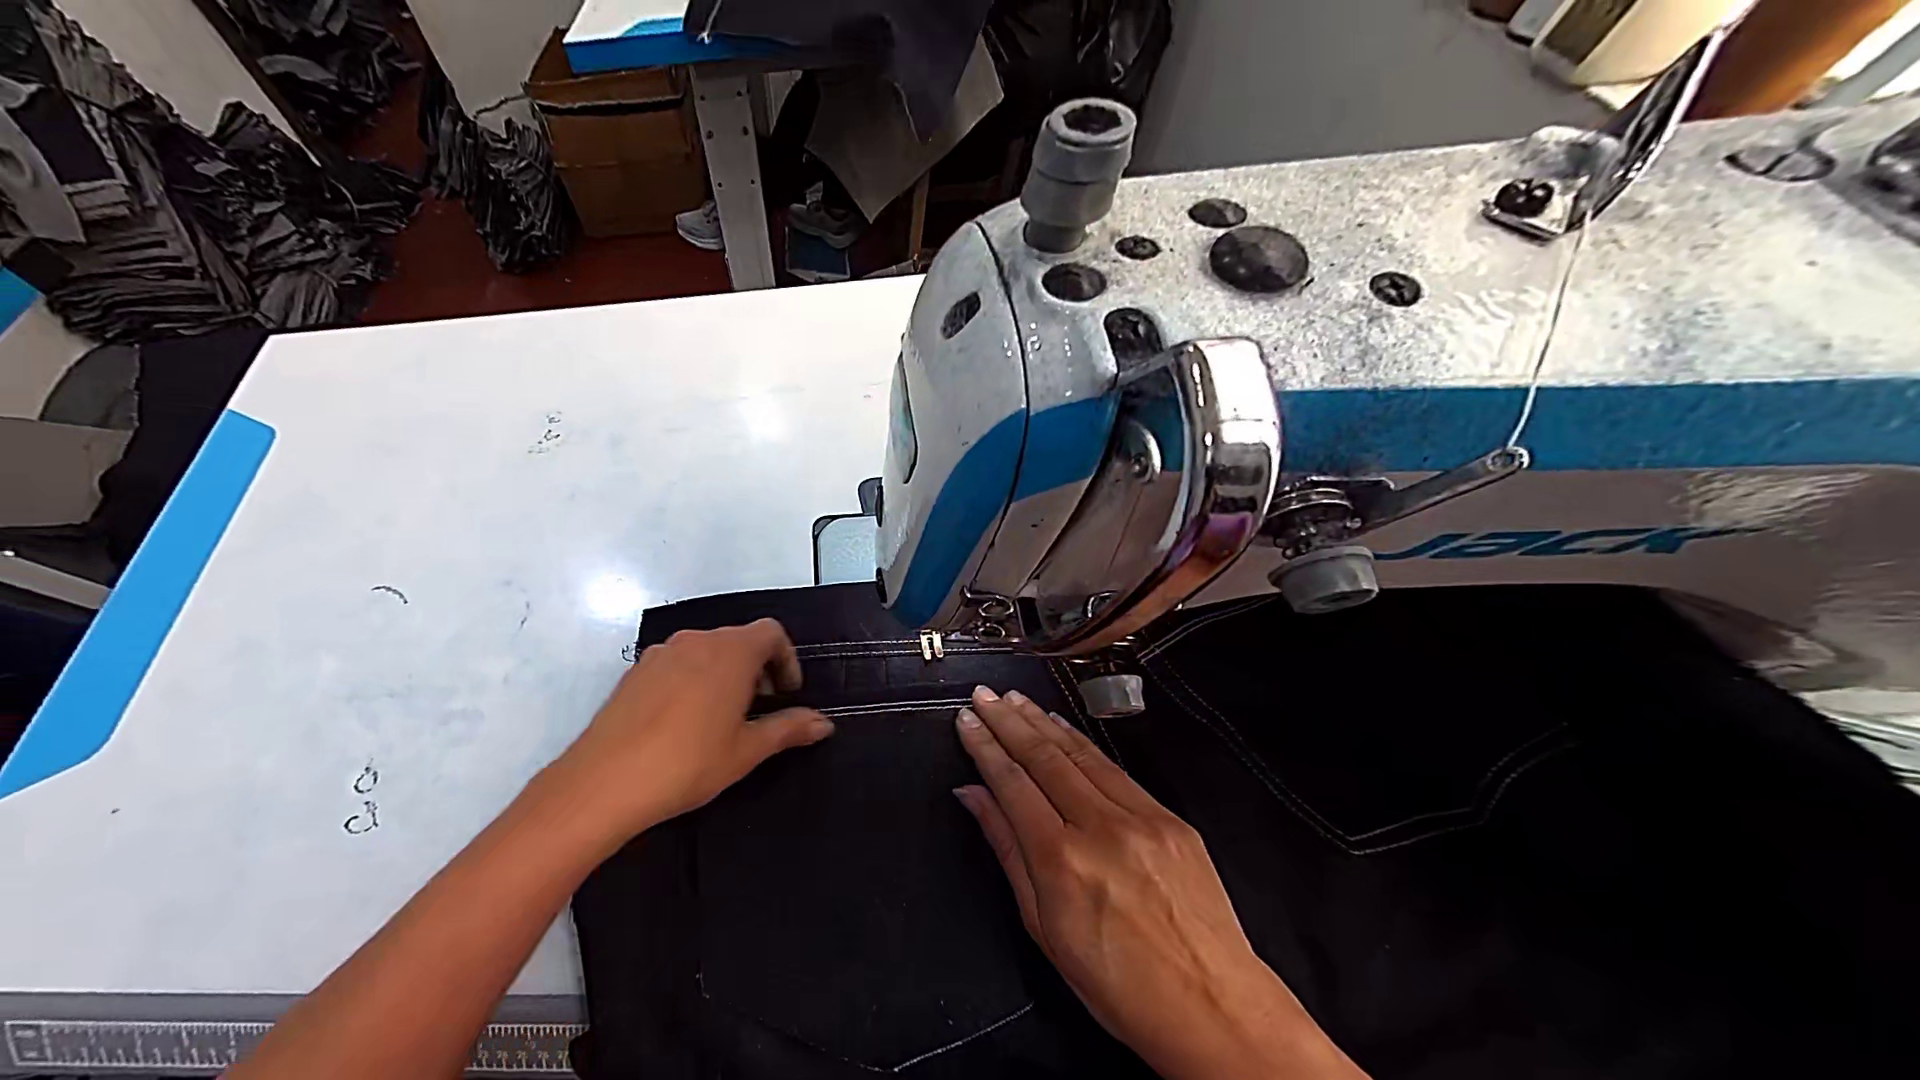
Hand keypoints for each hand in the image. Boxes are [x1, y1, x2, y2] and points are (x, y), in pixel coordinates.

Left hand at [551, 619, 833, 841]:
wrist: (602, 784)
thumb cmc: (687, 763)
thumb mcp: (747, 750)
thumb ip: (789, 729)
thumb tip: (825, 722)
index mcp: (731, 652)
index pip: (772, 633)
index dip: (787, 660)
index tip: (786, 693)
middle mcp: (696, 642)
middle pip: (740, 639)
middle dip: (758, 668)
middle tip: (760, 708)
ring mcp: (660, 654)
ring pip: (707, 650)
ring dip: (725, 672)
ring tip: (723, 716)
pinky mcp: (634, 672)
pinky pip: (677, 663)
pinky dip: (694, 679)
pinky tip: (684, 721)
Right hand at [952, 687, 1366, 1079]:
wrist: (1213, 1006)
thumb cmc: (1119, 985)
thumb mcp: (1044, 929)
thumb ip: (1007, 850)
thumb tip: (974, 796)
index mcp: (1062, 862)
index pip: (1012, 783)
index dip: (985, 747)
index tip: (967, 720)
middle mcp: (1101, 829)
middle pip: (1043, 757)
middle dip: (1008, 721)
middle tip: (984, 696)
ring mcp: (1141, 817)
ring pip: (1080, 753)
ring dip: (1042, 721)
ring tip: (1015, 700)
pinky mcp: (1170, 816)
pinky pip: (1115, 768)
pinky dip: (1082, 742)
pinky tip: (1062, 726)